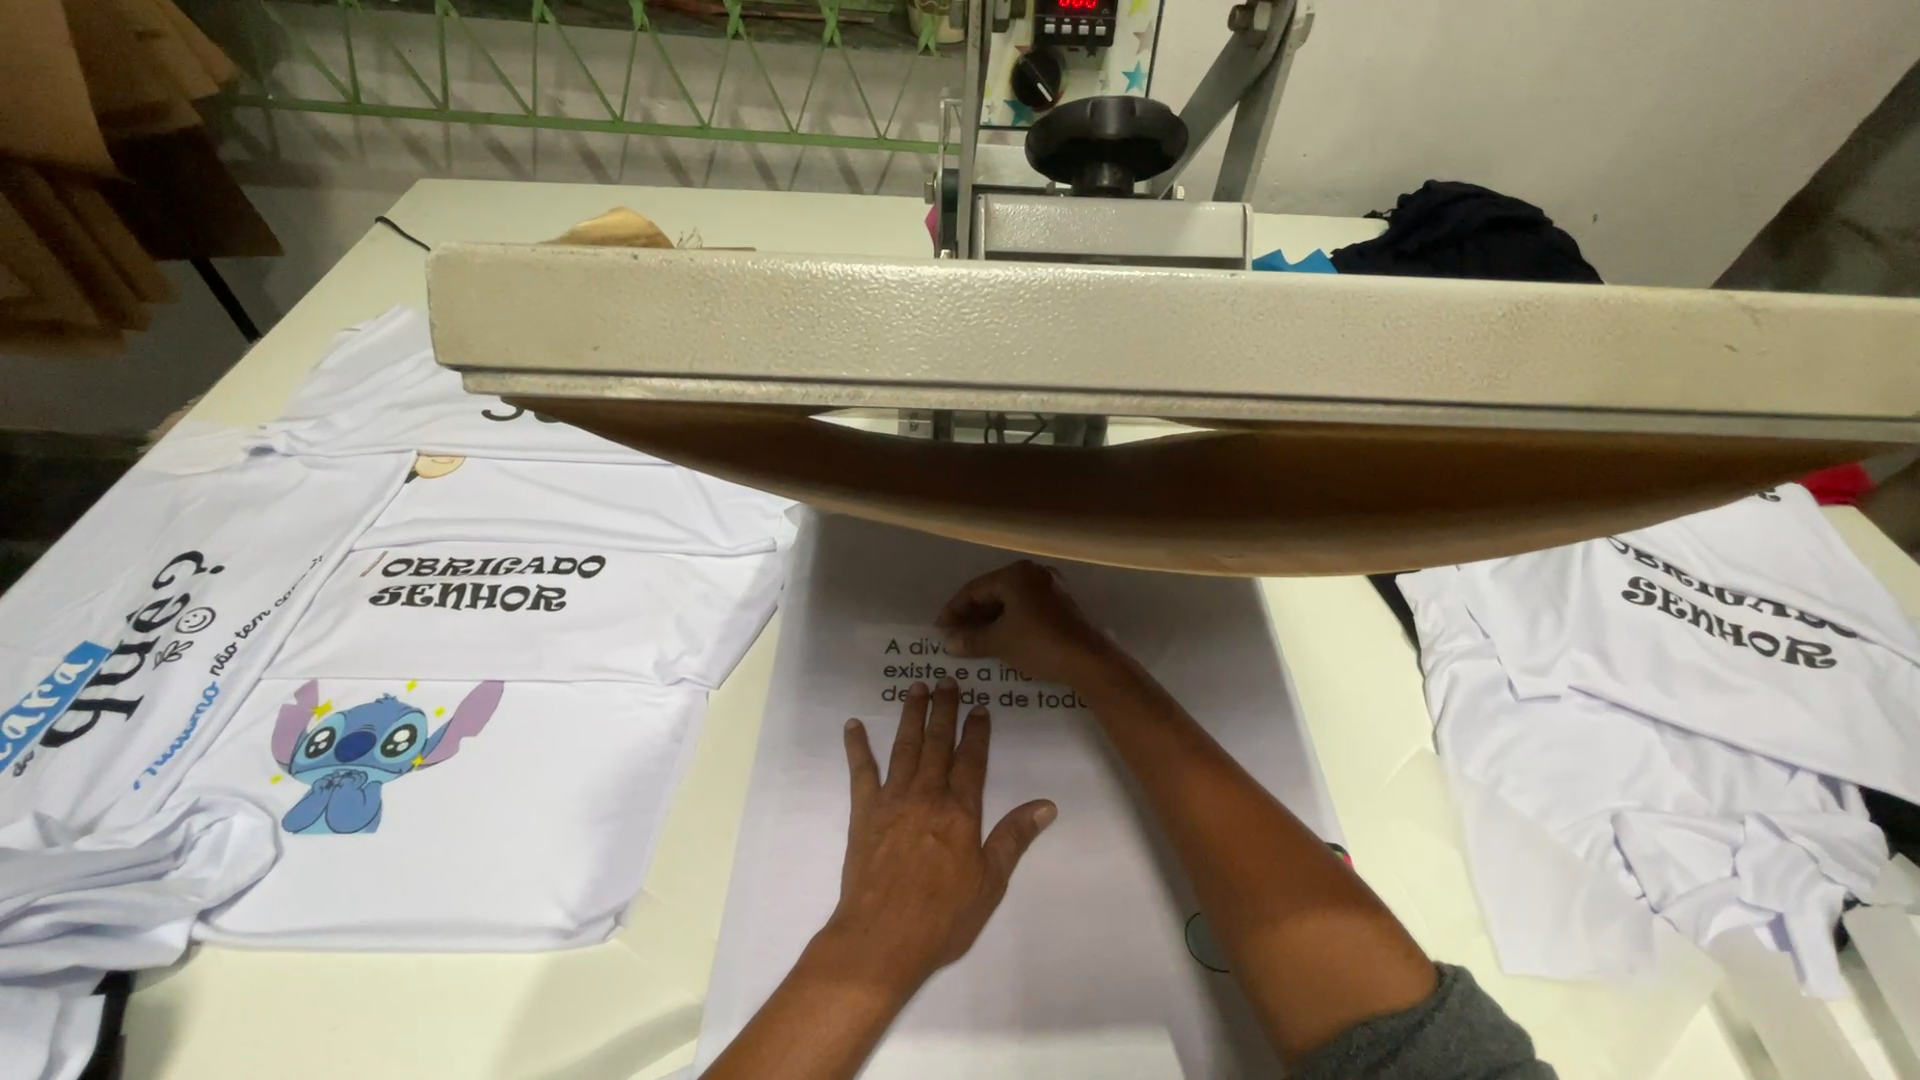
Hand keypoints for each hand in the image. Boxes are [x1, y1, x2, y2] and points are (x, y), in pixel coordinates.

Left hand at [820, 679, 1055, 995]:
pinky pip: (860, 771)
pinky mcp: (863, 812)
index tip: (980, 707)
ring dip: (911, 716)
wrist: (882, 937)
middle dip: (944, 710)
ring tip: (915, 688)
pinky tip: (853, 724)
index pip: (972, 760)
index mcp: (961, 811)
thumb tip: (1046, 805)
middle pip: (938, 743)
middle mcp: (927, 795)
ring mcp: (892, 800)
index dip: (977, 732)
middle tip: (946, 680)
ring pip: (905, 747)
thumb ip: (1014, 837)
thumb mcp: (990, 882)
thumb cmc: (942, 916)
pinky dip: (857, 746)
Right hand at [936, 560, 1123, 687]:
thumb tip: (947, 642)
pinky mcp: (1063, 606)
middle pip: (993, 593)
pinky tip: (999, 641)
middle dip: (972, 616)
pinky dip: (1010, 623)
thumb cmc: (1039, 644)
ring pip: (1011, 603)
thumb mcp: (999, 642)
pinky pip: (1027, 610)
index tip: (940, 630)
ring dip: (990, 621)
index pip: (974, 589)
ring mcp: (1052, 588)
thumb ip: (970, 639)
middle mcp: (1034, 574)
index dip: (954, 610)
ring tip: (973, 642)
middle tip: (954, 637)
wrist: (1089, 661)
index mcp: (1016, 574)